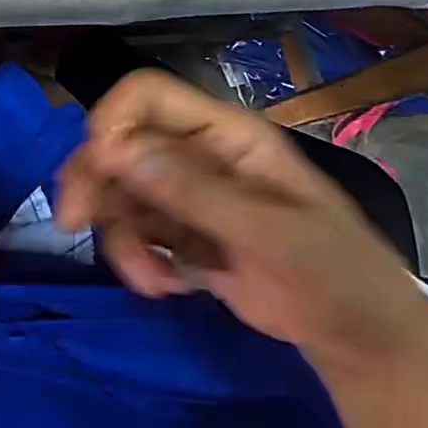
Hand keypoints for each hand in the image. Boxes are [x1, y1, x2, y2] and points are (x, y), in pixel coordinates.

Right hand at [56, 70, 427, 374]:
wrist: (353, 330)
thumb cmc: (330, 266)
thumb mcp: (267, 228)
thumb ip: (193, 190)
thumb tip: (116, 148)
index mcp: (226, 134)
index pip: (149, 96)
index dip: (113, 120)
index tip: (98, 167)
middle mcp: (199, 155)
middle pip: (120, 144)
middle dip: (94, 181)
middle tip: (74, 223)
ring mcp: (188, 197)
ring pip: (120, 194)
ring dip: (119, 236)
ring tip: (154, 280)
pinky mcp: (183, 237)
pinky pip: (135, 235)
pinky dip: (137, 260)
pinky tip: (166, 285)